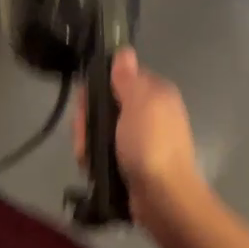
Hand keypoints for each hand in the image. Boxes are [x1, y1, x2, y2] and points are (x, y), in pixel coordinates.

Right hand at [75, 49, 208, 229]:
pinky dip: (94, 156)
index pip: (117, 77)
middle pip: (104, 104)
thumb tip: (124, 51)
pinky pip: (103, 149)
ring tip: (87, 155)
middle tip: (86, 134)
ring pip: (100, 128)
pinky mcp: (129, 160)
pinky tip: (91, 165)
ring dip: (88, 140)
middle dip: (89, 119)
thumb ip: (127, 77)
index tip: (87, 101)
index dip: (98, 87)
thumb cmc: (150, 145)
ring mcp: (139, 138)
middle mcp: (148, 112)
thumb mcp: (139, 103)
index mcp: (155, 93)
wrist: (162, 197)